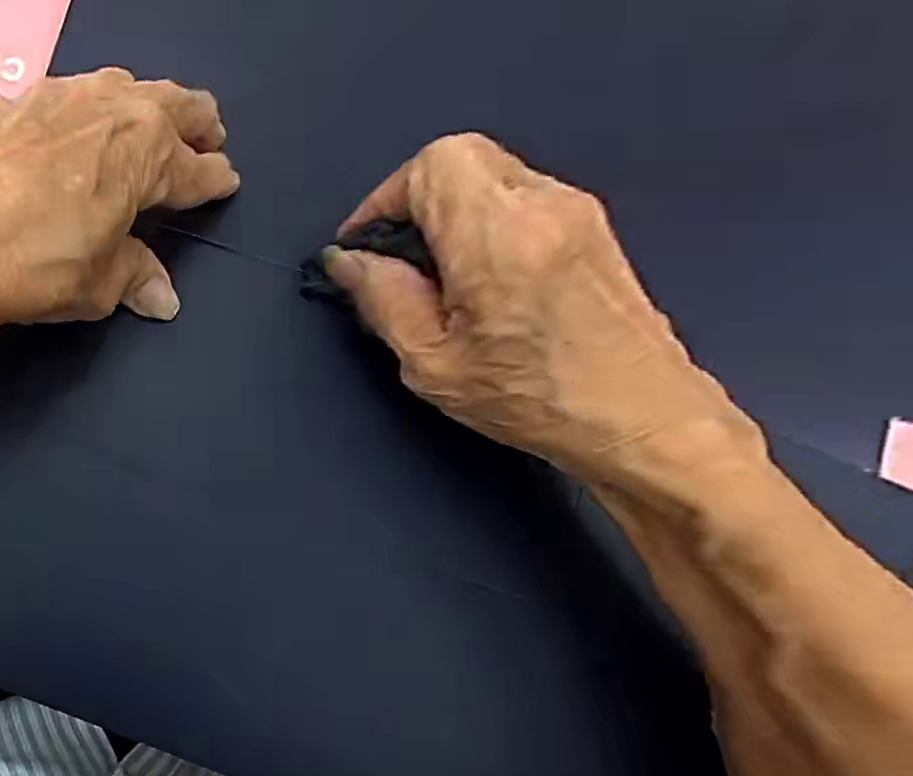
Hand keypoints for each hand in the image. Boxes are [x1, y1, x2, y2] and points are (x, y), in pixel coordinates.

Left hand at [0, 69, 239, 390]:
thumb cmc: (37, 267)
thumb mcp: (96, 285)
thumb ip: (135, 279)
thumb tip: (164, 299)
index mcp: (146, 151)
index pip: (194, 168)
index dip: (213, 179)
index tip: (225, 182)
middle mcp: (110, 107)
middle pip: (170, 105)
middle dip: (194, 123)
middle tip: (206, 134)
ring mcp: (56, 100)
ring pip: (114, 89)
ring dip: (135, 106)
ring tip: (138, 123)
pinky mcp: (7, 110)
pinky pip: (51, 107)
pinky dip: (65, 121)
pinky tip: (56, 137)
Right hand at [324, 133, 760, 483]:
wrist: (635, 412)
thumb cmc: (526, 397)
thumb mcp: (428, 361)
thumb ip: (383, 299)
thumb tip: (346, 261)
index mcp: (498, 239)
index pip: (433, 165)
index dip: (382, 199)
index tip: (360, 247)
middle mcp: (544, 206)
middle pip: (461, 157)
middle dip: (408, 200)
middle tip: (386, 258)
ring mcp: (575, 210)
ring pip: (487, 174)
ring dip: (441, 212)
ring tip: (423, 276)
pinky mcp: (587, 224)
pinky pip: (514, 195)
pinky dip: (473, 220)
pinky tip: (464, 277)